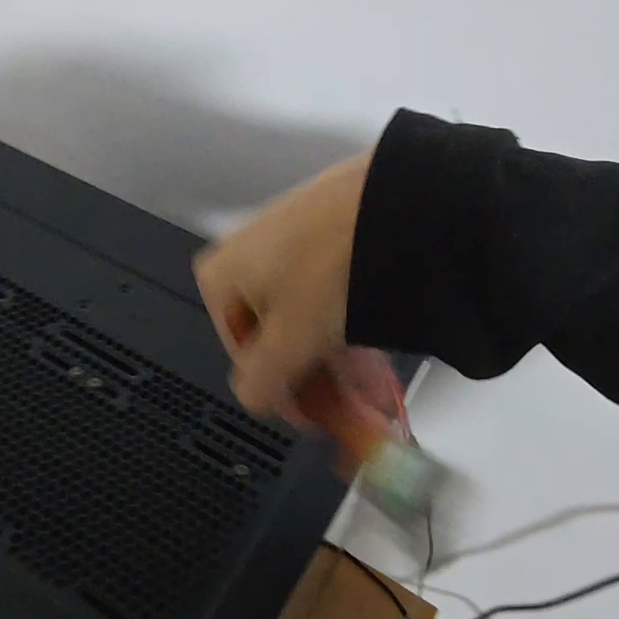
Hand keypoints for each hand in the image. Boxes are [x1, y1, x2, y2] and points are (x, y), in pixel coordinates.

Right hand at [192, 149, 373, 418]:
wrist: (398, 205)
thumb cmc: (328, 266)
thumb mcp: (288, 342)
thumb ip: (260, 382)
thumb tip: (254, 398)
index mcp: (219, 275)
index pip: (240, 352)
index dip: (278, 389)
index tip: (313, 413)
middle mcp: (247, 251)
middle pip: (277, 332)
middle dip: (316, 378)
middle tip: (350, 408)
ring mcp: (292, 236)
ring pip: (308, 312)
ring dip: (338, 359)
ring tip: (373, 389)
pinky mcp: (333, 227)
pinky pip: (335, 288)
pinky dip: (352, 323)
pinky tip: (379, 350)